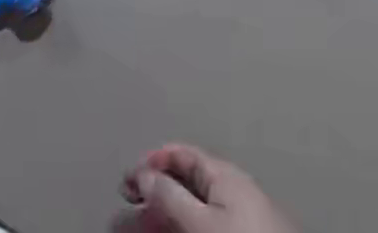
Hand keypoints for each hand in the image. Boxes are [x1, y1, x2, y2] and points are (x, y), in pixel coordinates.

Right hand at [121, 144, 295, 232]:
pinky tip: (180, 230)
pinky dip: (189, 224)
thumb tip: (143, 174)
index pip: (177, 152)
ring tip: (151, 225)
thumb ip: (167, 194)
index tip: (128, 182)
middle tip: (134, 207)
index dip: (148, 162)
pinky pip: (212, 221)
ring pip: (198, 204)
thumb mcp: (199, 221)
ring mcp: (248, 215)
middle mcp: (238, 188)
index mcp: (226, 173)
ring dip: (170, 210)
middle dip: (156, 191)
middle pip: (186, 180)